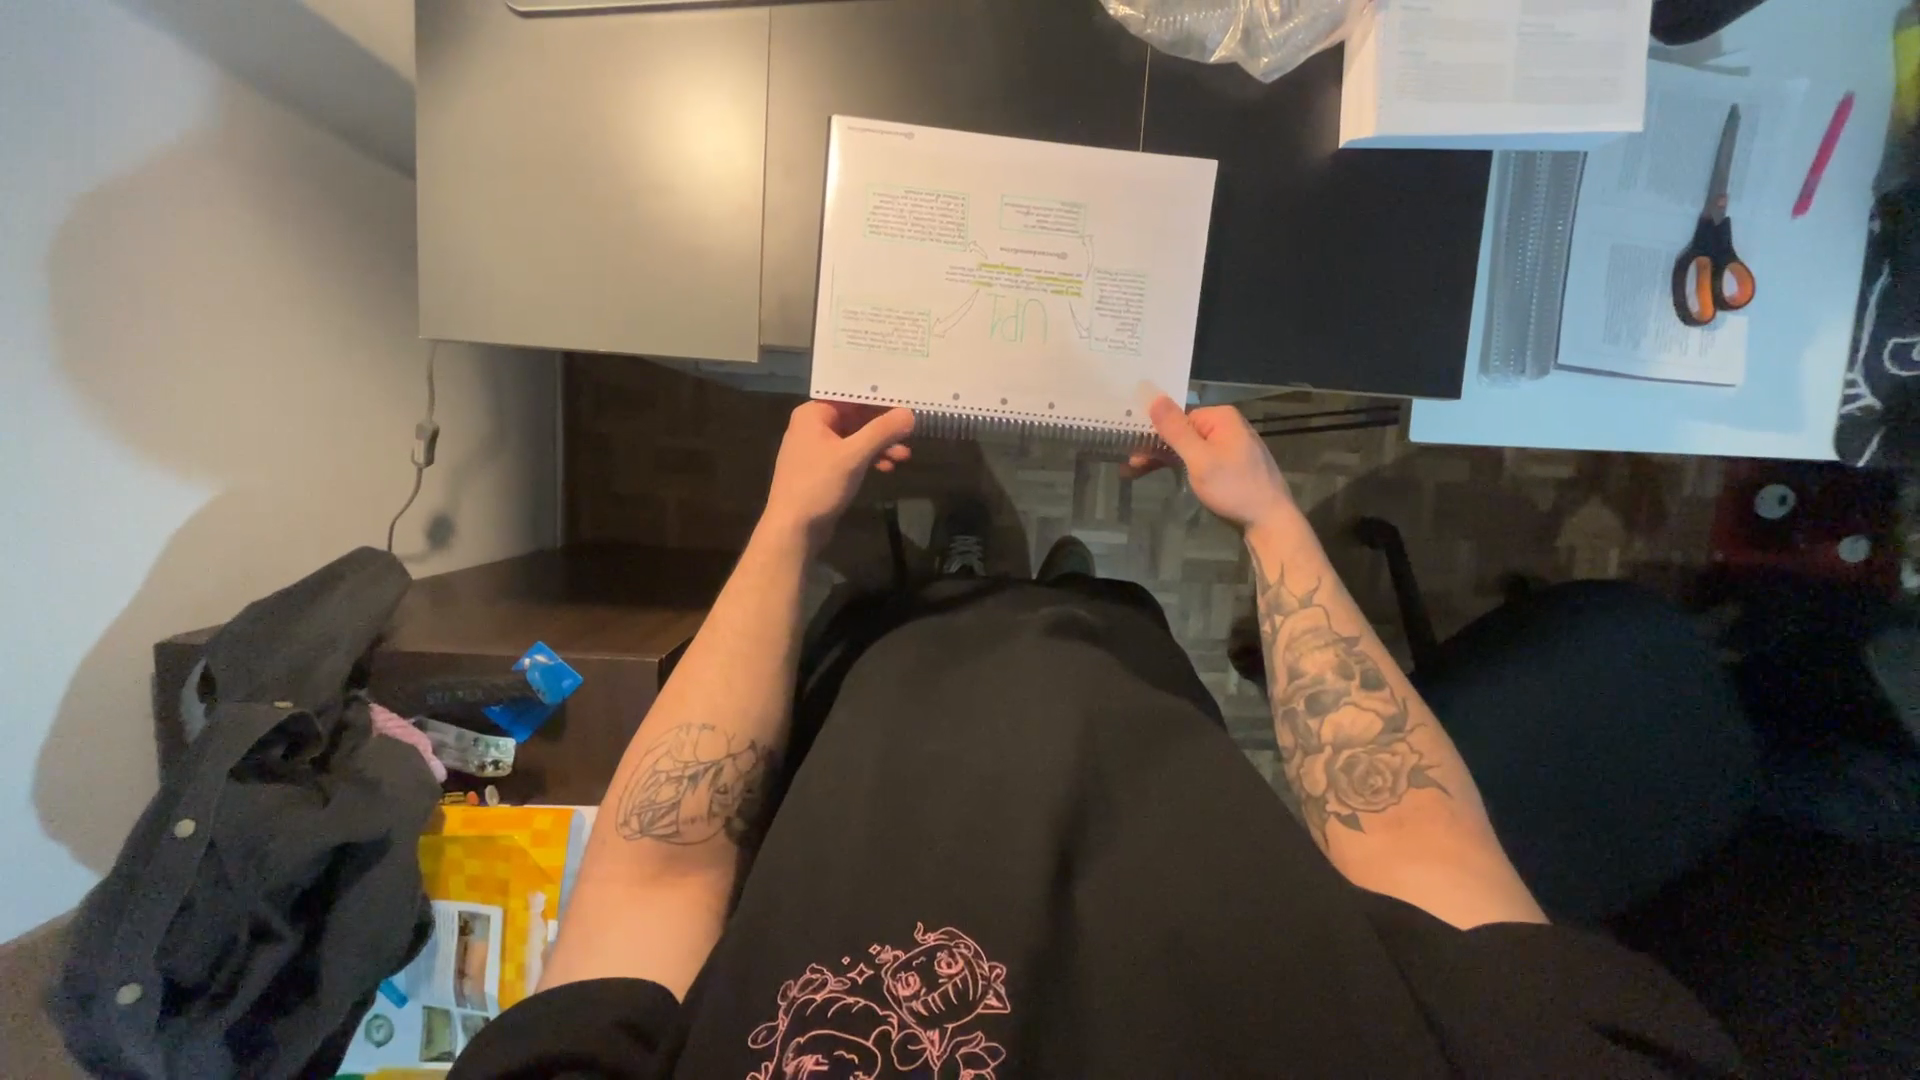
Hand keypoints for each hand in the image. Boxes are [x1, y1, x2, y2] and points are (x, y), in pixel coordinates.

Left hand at [762, 401, 913, 546]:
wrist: (793, 528)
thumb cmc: (819, 485)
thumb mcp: (854, 455)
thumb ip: (882, 431)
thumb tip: (909, 413)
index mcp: (813, 414)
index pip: (851, 396)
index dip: (879, 399)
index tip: (906, 402)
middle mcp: (812, 426)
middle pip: (855, 417)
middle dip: (883, 427)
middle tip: (910, 433)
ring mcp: (816, 449)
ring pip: (855, 439)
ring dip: (879, 445)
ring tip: (904, 456)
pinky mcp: (822, 470)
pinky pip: (850, 456)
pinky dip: (868, 459)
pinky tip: (886, 468)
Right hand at [1130, 395, 1293, 529]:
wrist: (1269, 519)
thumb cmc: (1233, 487)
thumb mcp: (1199, 458)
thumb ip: (1176, 430)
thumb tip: (1154, 397)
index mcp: (1221, 418)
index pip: (1178, 417)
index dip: (1155, 433)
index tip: (1133, 451)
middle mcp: (1226, 426)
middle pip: (1181, 432)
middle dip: (1155, 448)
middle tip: (1129, 467)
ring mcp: (1229, 446)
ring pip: (1187, 447)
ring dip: (1163, 459)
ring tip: (1135, 472)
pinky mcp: (1228, 464)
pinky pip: (1198, 459)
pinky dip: (1179, 467)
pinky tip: (1161, 473)